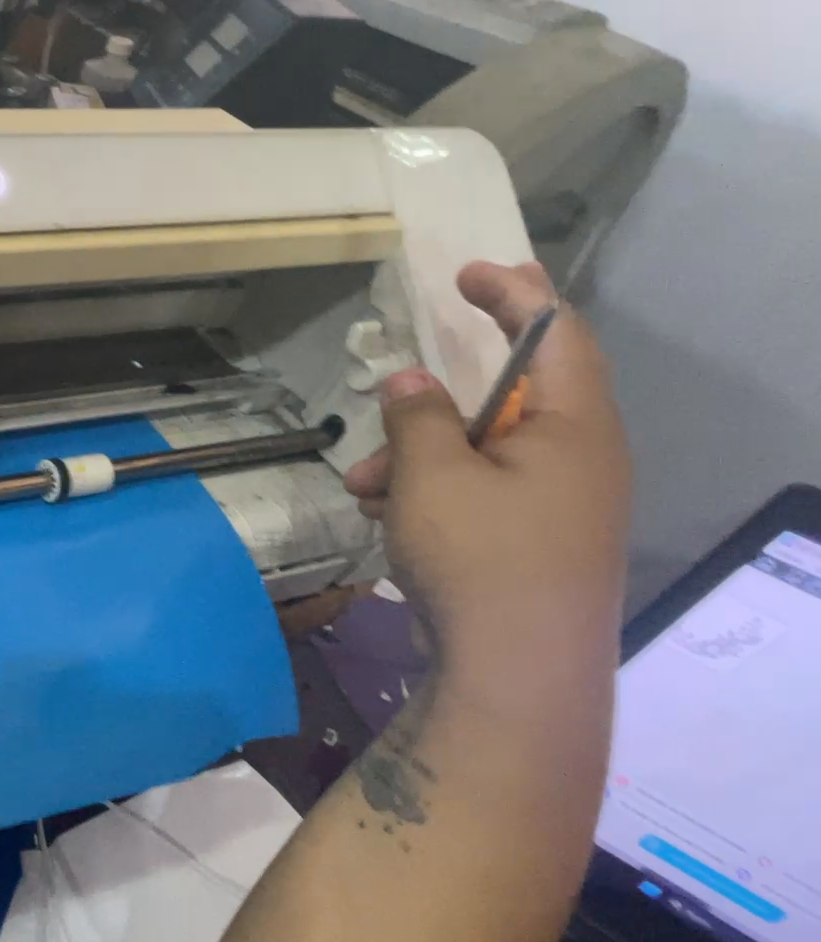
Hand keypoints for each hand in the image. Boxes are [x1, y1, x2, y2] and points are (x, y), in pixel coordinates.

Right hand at [343, 261, 630, 669]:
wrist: (515, 669)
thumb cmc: (479, 556)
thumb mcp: (431, 476)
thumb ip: (417, 418)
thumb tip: (409, 381)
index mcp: (572, 424)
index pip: (554, 334)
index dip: (513, 294)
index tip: (470, 272)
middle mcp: (578, 456)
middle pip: (503, 400)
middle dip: (430, 408)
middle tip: (383, 413)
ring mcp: (557, 503)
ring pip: (478, 452)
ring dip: (416, 458)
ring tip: (364, 488)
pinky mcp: (532, 540)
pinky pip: (478, 492)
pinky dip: (430, 492)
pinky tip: (385, 517)